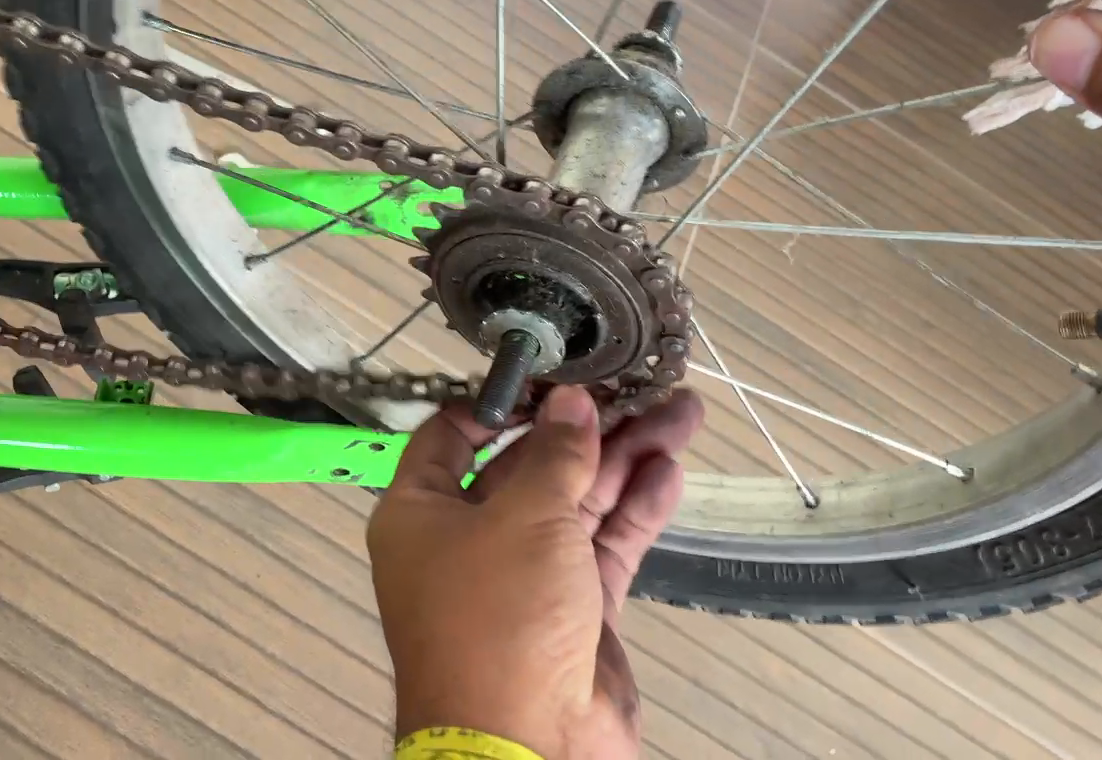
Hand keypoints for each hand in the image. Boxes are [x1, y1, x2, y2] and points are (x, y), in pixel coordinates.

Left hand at [367, 386, 703, 759]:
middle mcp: (467, 535)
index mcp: (423, 510)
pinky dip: (634, 508)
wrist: (529, 750)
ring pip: (575, 500)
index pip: (452, 435)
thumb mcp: (523, 520)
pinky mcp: (573, 607)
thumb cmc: (497, 617)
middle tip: (638, 390)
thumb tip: (572, 401)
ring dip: (624, 460)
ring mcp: (523, 572)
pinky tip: (668, 469)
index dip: (499, 404)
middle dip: (586, 430)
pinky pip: (602, 544)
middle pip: (529, 464)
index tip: (546, 378)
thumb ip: (554, 457)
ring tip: (678, 415)